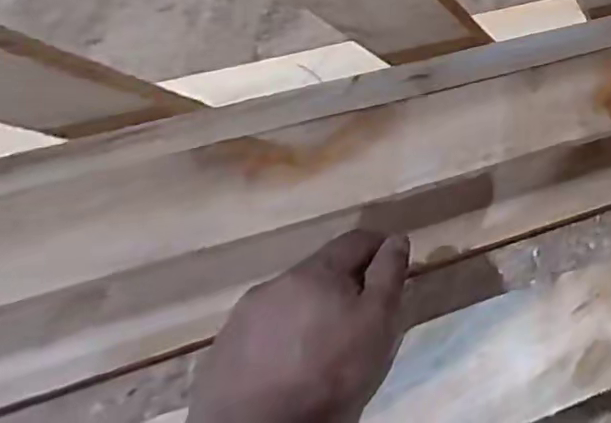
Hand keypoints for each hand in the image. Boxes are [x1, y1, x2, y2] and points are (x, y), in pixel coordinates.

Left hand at [189, 230, 409, 422]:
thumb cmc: (332, 370)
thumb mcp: (380, 316)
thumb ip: (390, 270)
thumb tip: (395, 240)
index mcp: (310, 272)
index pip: (356, 239)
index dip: (382, 250)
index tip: (394, 274)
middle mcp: (268, 289)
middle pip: (321, 270)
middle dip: (346, 284)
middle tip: (364, 314)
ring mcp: (236, 325)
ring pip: (290, 301)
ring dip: (312, 311)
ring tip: (327, 343)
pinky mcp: (216, 360)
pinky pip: (263, 332)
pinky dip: (284, 338)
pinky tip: (293, 365)